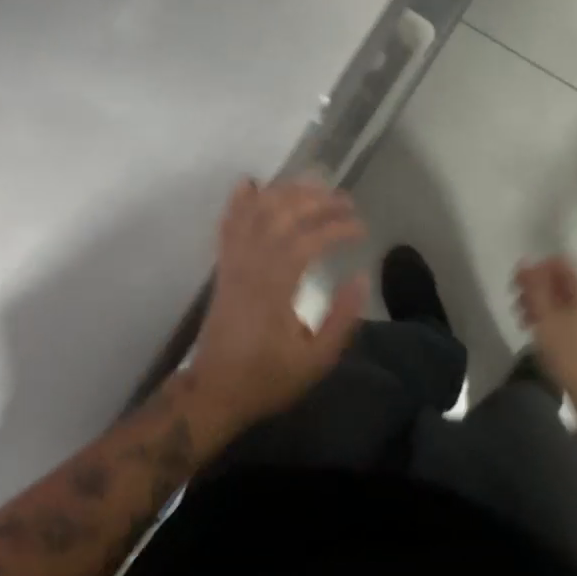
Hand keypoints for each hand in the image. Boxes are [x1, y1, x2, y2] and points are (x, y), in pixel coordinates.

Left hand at [188, 177, 368, 433]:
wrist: (215, 391)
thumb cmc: (268, 378)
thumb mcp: (316, 361)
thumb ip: (341, 319)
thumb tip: (360, 278)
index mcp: (274, 289)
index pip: (308, 241)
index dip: (337, 228)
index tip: (362, 230)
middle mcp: (250, 267)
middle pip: (281, 216)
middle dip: (317, 201)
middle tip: (347, 202)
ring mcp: (232, 265)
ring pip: (255, 213)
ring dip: (285, 193)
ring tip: (315, 186)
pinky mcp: (223, 268)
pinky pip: (229, 225)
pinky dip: (239, 202)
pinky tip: (251, 184)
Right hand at [514, 257, 576, 409]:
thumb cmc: (569, 354)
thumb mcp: (545, 318)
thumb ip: (534, 287)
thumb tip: (524, 263)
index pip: (560, 262)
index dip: (536, 270)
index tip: (517, 286)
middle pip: (562, 280)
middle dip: (536, 289)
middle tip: (517, 305)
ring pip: (565, 298)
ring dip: (542, 304)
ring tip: (524, 321)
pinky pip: (571, 313)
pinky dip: (553, 316)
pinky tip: (539, 332)